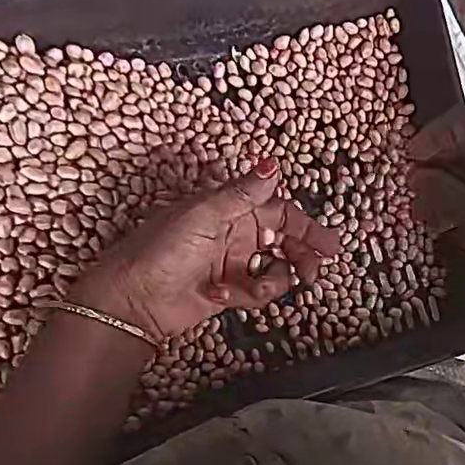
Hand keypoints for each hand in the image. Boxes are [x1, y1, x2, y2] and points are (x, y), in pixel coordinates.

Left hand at [70, 157, 340, 341]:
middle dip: (301, 258)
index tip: (329, 246)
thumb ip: (243, 195)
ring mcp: (235, 264)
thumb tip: (272, 166)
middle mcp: (238, 235)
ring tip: (256, 289)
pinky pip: (258, 292)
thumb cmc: (162, 250)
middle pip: (285, 244)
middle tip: (311, 273)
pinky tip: (223, 294)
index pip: (281, 213)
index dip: (307, 228)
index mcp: (232, 210)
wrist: (135, 299)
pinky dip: (246, 295)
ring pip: (276, 270)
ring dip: (273, 281)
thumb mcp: (204, 216)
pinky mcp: (231, 291)